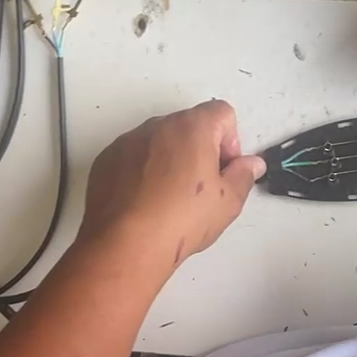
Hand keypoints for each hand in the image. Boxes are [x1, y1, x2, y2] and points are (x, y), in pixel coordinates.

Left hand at [79, 101, 264, 268]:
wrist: (125, 243)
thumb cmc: (179, 220)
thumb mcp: (228, 202)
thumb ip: (243, 176)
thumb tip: (250, 164)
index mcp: (192, 127)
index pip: (222, 113)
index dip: (230, 140)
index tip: (223, 169)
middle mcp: (158, 125)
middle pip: (189, 124)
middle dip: (200, 149)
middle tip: (201, 188)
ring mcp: (128, 140)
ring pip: (159, 140)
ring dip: (169, 159)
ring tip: (170, 198)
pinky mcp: (106, 159)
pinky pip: (133, 156)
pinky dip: (142, 171)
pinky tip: (145, 202)